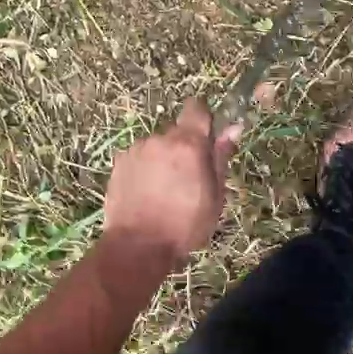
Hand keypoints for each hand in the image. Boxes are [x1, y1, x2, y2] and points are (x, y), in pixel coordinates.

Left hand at [101, 96, 240, 269]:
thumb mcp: (215, 196)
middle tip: (187, 179)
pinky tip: (145, 193)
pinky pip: (138, 157)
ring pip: (156, 146)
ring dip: (162, 159)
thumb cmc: (185, 225)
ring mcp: (137, 149)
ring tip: (163, 191)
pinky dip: (144, 168)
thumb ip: (221, 158)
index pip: (196, 108)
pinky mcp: (119, 162)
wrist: (138, 245)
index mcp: (189, 144)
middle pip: (176, 132)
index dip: (202, 119)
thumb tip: (232, 128)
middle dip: (183, 148)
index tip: (205, 138)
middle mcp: (161, 138)